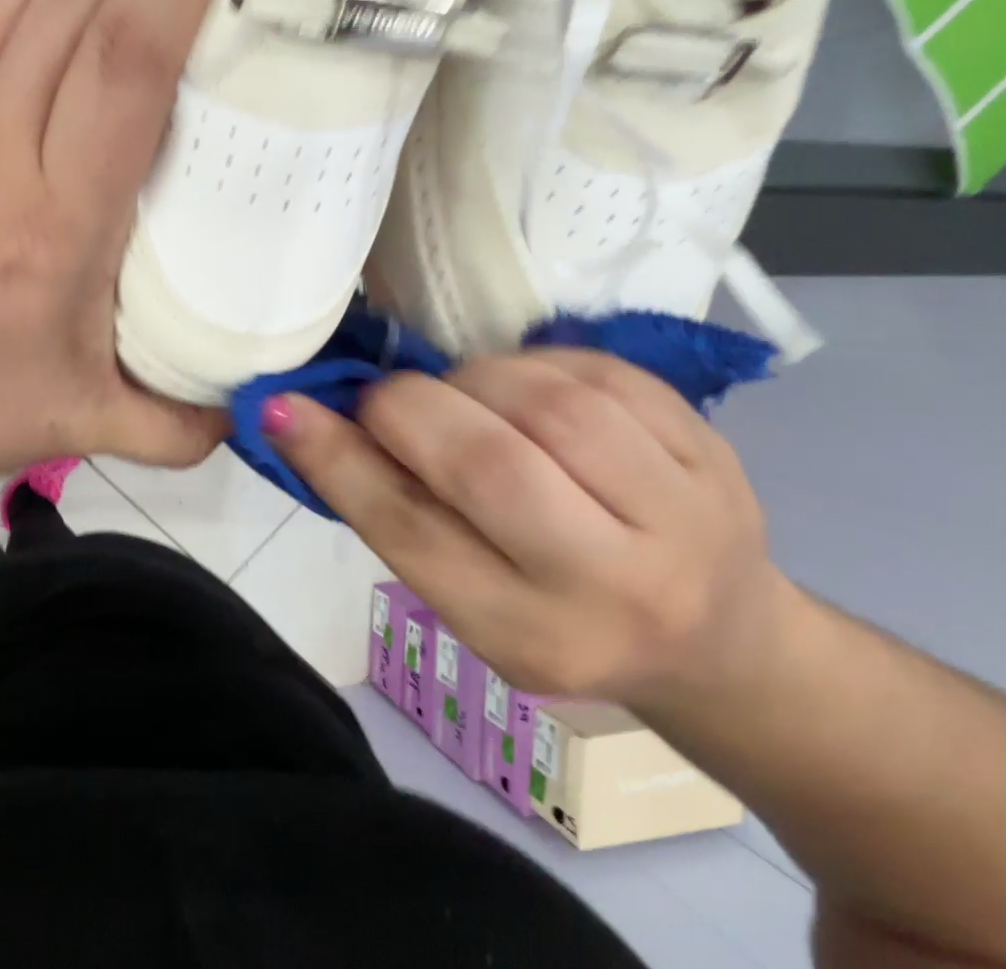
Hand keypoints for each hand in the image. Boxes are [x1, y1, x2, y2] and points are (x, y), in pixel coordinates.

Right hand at [267, 349, 798, 704]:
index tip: (288, 411)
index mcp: (530, 635)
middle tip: (383, 401)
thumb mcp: (472, 608)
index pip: (414, 533)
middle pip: (487, 464)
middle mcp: (613, 583)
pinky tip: (517, 386)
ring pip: (549, 405)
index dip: (340, 462)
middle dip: (408, 410)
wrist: (717, 642)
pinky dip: (535, 363)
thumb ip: (405, 522)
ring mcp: (682, 512)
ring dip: (473, 380)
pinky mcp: (715, 451)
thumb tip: (318, 426)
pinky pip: (603, 374)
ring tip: (456, 398)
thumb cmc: (563, 630)